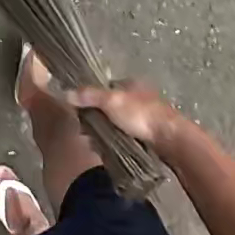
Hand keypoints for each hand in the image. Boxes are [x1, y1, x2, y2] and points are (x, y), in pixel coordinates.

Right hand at [66, 81, 186, 147]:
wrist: (169, 138)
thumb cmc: (140, 115)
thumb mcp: (111, 101)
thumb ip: (88, 96)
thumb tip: (66, 93)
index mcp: (130, 83)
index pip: (103, 88)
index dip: (89, 99)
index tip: (79, 113)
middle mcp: (137, 96)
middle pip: (107, 106)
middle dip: (95, 119)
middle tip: (85, 132)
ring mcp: (143, 115)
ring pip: (115, 122)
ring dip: (103, 132)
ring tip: (93, 143)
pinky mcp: (146, 132)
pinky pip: (123, 135)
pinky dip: (113, 141)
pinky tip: (106, 150)